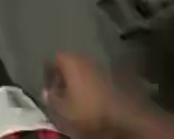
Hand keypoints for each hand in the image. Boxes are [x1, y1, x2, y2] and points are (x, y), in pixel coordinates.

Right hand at [43, 53, 173, 138]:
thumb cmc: (89, 110)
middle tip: (66, 98)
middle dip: (66, 79)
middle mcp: (84, 56)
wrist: (127, 118)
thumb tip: (47, 91)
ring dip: (82, 84)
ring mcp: (102, 65)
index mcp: (68, 59)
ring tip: (82, 102)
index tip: (52, 93)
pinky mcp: (117, 76)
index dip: (49, 77)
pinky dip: (96, 89)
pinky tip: (97, 103)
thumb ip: (50, 99)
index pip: (51, 61)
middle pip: (69, 65)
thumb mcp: (63, 111)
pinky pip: (99, 80)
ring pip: (85, 72)